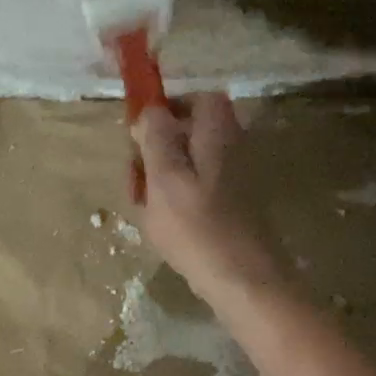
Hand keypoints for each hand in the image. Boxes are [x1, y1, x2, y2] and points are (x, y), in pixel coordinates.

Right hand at [130, 93, 288, 303]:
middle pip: (191, 130)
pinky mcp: (230, 202)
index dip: (169, 107)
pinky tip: (162, 221)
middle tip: (136, 175)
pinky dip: (175, 195)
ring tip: (144, 203)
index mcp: (217, 135)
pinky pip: (196, 185)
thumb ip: (156, 139)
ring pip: (190, 160)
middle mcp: (232, 147)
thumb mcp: (164, 179)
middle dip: (159, 147)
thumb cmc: (195, 227)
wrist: (240, 277)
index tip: (140, 131)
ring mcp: (234, 176)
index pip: (199, 99)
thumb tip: (150, 109)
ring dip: (162, 175)